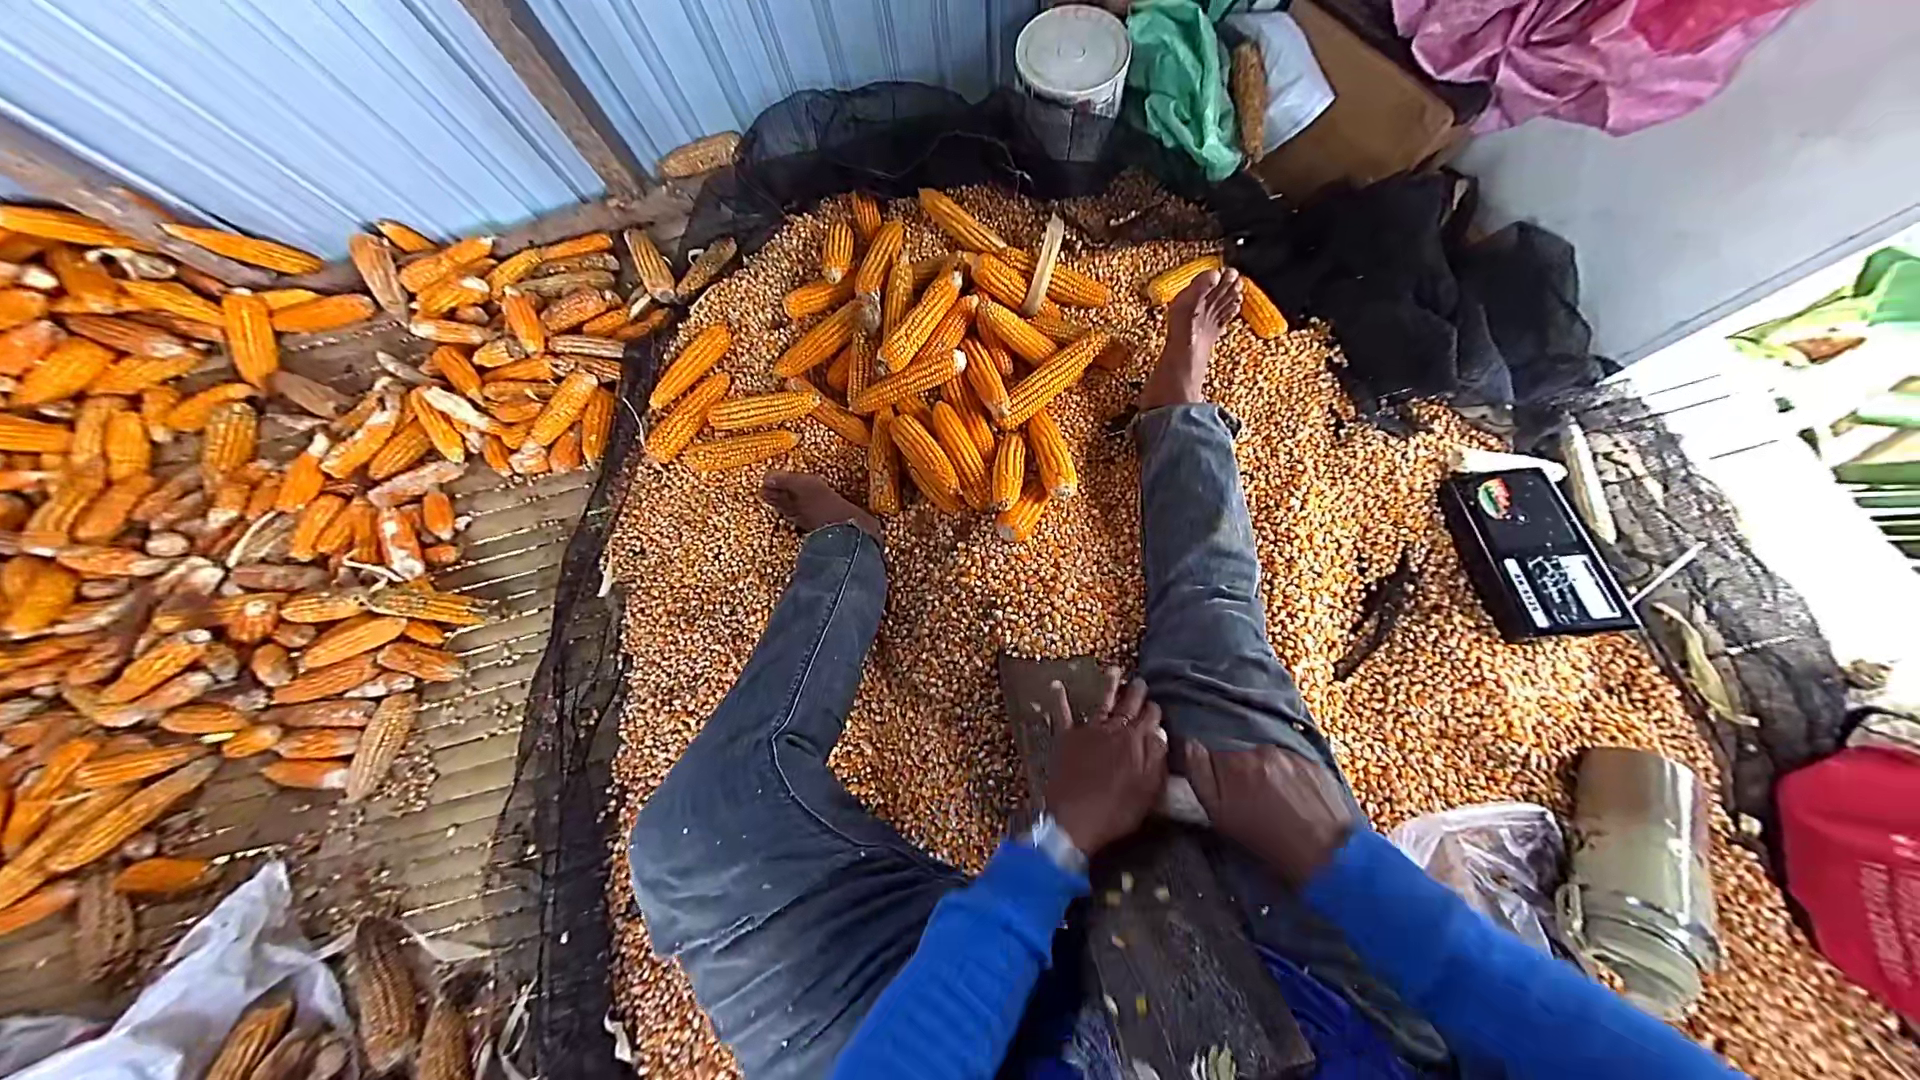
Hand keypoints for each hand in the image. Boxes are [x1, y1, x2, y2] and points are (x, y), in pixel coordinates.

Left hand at [1042, 670, 1168, 855]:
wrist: (1074, 819)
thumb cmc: (1116, 810)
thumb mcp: (1148, 791)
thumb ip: (1156, 759)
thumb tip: (1161, 734)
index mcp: (1135, 742)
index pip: (1150, 718)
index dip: (1155, 710)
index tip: (1158, 704)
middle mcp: (1112, 730)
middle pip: (1128, 706)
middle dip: (1136, 692)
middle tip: (1141, 680)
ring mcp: (1088, 731)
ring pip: (1102, 702)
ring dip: (1109, 686)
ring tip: (1114, 669)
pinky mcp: (1066, 738)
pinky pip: (1062, 714)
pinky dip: (1059, 698)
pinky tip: (1057, 684)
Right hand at [1184, 742, 1355, 887]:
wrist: (1332, 857)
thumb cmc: (1270, 844)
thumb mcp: (1222, 819)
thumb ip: (1200, 776)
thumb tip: (1188, 746)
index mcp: (1232, 763)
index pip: (1204, 753)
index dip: (1208, 770)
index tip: (1216, 788)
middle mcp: (1258, 751)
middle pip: (1235, 756)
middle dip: (1236, 774)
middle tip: (1247, 803)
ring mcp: (1287, 755)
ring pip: (1262, 759)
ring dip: (1261, 774)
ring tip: (1273, 803)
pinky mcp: (1310, 763)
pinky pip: (1287, 764)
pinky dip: (1285, 777)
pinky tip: (1292, 800)